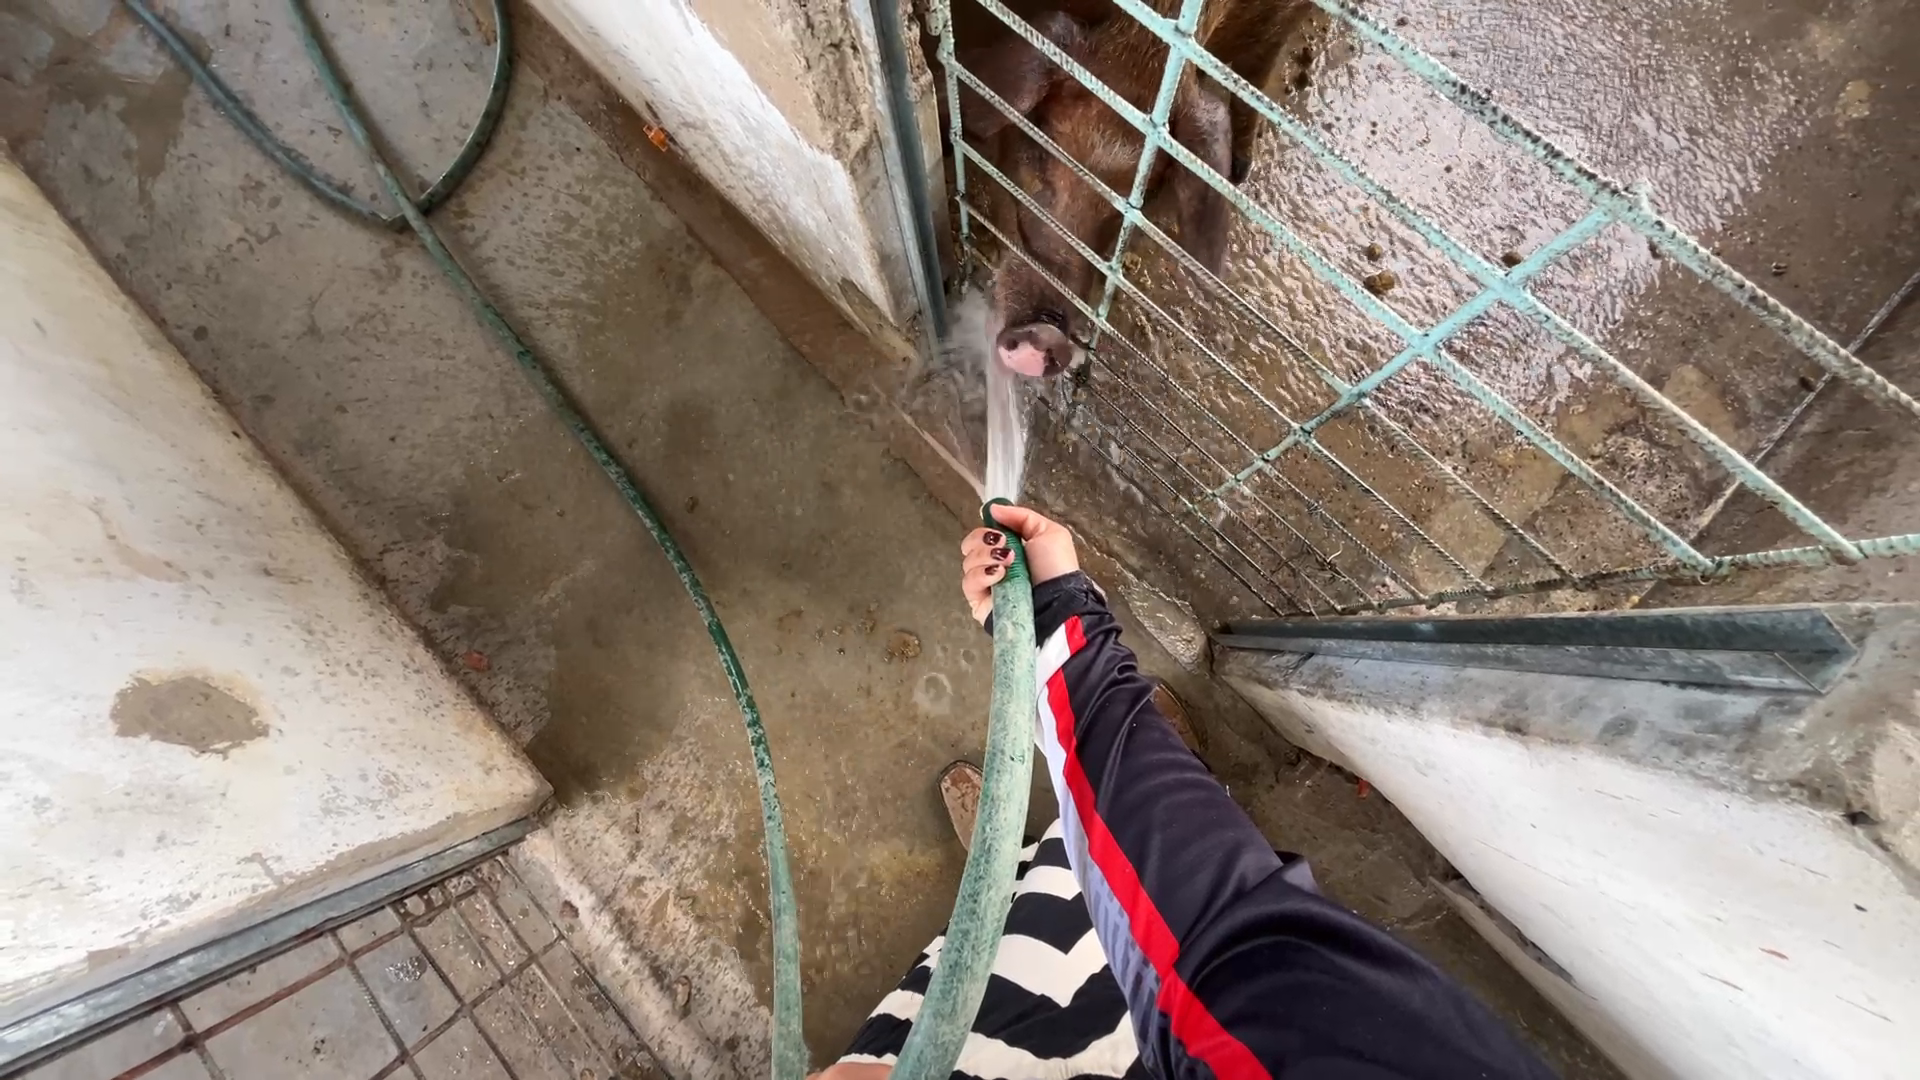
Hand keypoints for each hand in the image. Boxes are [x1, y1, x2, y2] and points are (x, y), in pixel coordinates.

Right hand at [960, 504, 1079, 623]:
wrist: (1057, 602)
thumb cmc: (1057, 570)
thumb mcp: (1049, 533)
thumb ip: (1021, 516)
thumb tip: (992, 509)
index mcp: (1011, 549)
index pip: (984, 534)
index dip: (987, 528)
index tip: (999, 530)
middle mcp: (996, 566)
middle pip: (970, 545)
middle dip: (983, 540)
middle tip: (1003, 544)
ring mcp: (987, 585)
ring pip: (968, 562)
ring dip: (985, 557)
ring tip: (1008, 564)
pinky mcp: (980, 602)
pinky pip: (968, 583)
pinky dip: (981, 574)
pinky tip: (999, 575)